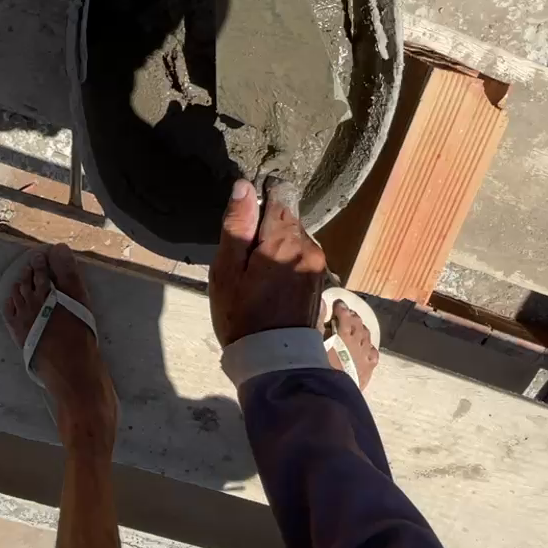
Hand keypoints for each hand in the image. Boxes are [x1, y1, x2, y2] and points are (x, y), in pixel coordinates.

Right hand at [209, 177, 326, 347]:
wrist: (274, 362)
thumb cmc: (242, 315)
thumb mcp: (227, 270)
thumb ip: (237, 225)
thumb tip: (244, 186)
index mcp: (285, 240)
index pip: (279, 196)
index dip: (260, 198)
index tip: (244, 215)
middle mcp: (309, 247)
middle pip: (286, 218)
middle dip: (265, 228)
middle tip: (242, 255)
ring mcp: (318, 265)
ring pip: (294, 238)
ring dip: (275, 245)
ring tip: (254, 272)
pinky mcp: (319, 280)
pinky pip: (300, 256)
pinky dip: (285, 260)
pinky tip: (269, 283)